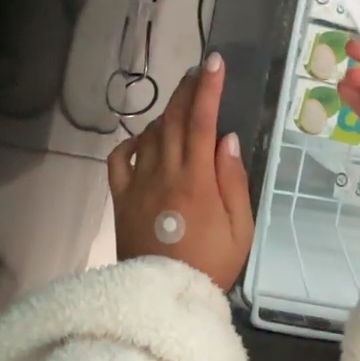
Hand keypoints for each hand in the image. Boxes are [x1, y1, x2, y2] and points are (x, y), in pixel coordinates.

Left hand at [107, 53, 254, 290]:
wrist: (163, 298)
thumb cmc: (211, 264)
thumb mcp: (240, 228)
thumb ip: (233, 181)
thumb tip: (226, 138)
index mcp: (197, 180)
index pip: (202, 122)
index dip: (208, 89)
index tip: (214, 63)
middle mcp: (164, 173)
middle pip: (173, 120)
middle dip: (186, 90)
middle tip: (198, 71)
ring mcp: (138, 185)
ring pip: (149, 135)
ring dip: (164, 113)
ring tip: (180, 103)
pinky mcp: (121, 199)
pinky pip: (119, 160)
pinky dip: (130, 143)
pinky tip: (143, 140)